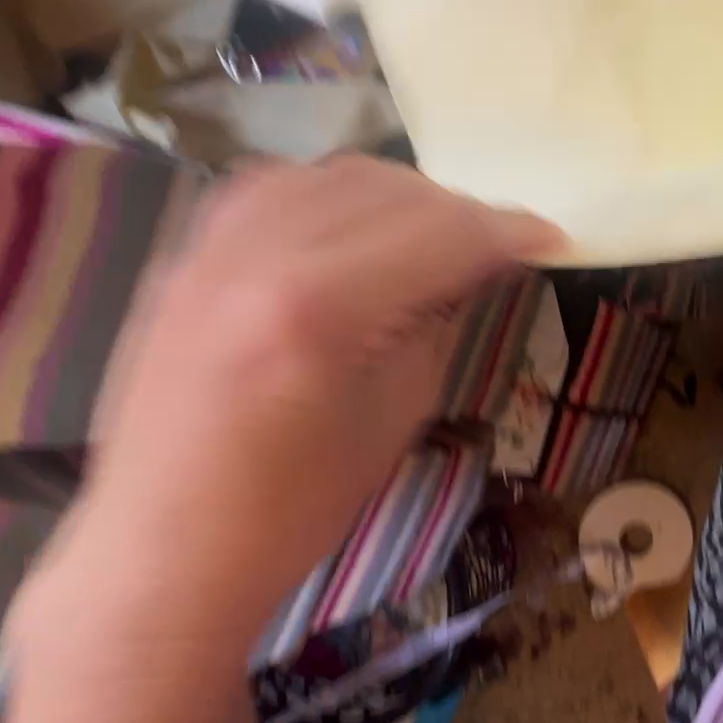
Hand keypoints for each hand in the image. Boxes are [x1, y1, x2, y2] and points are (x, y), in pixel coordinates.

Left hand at [47, 157, 563, 642]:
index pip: (443, 234)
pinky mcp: (186, 256)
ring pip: (336, 175)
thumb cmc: (303, 501)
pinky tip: (363, 226)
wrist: (169, 547)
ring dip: (407, 194)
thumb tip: (479, 264)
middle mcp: (259, 255)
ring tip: (440, 231)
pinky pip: (277, 187)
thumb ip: (439, 316)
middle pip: (394, 192)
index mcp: (320, 308)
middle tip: (504, 245)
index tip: (553, 237)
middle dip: (466, 211)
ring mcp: (210, 248)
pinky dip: (339, 194)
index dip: (510, 230)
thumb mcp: (402, 405)